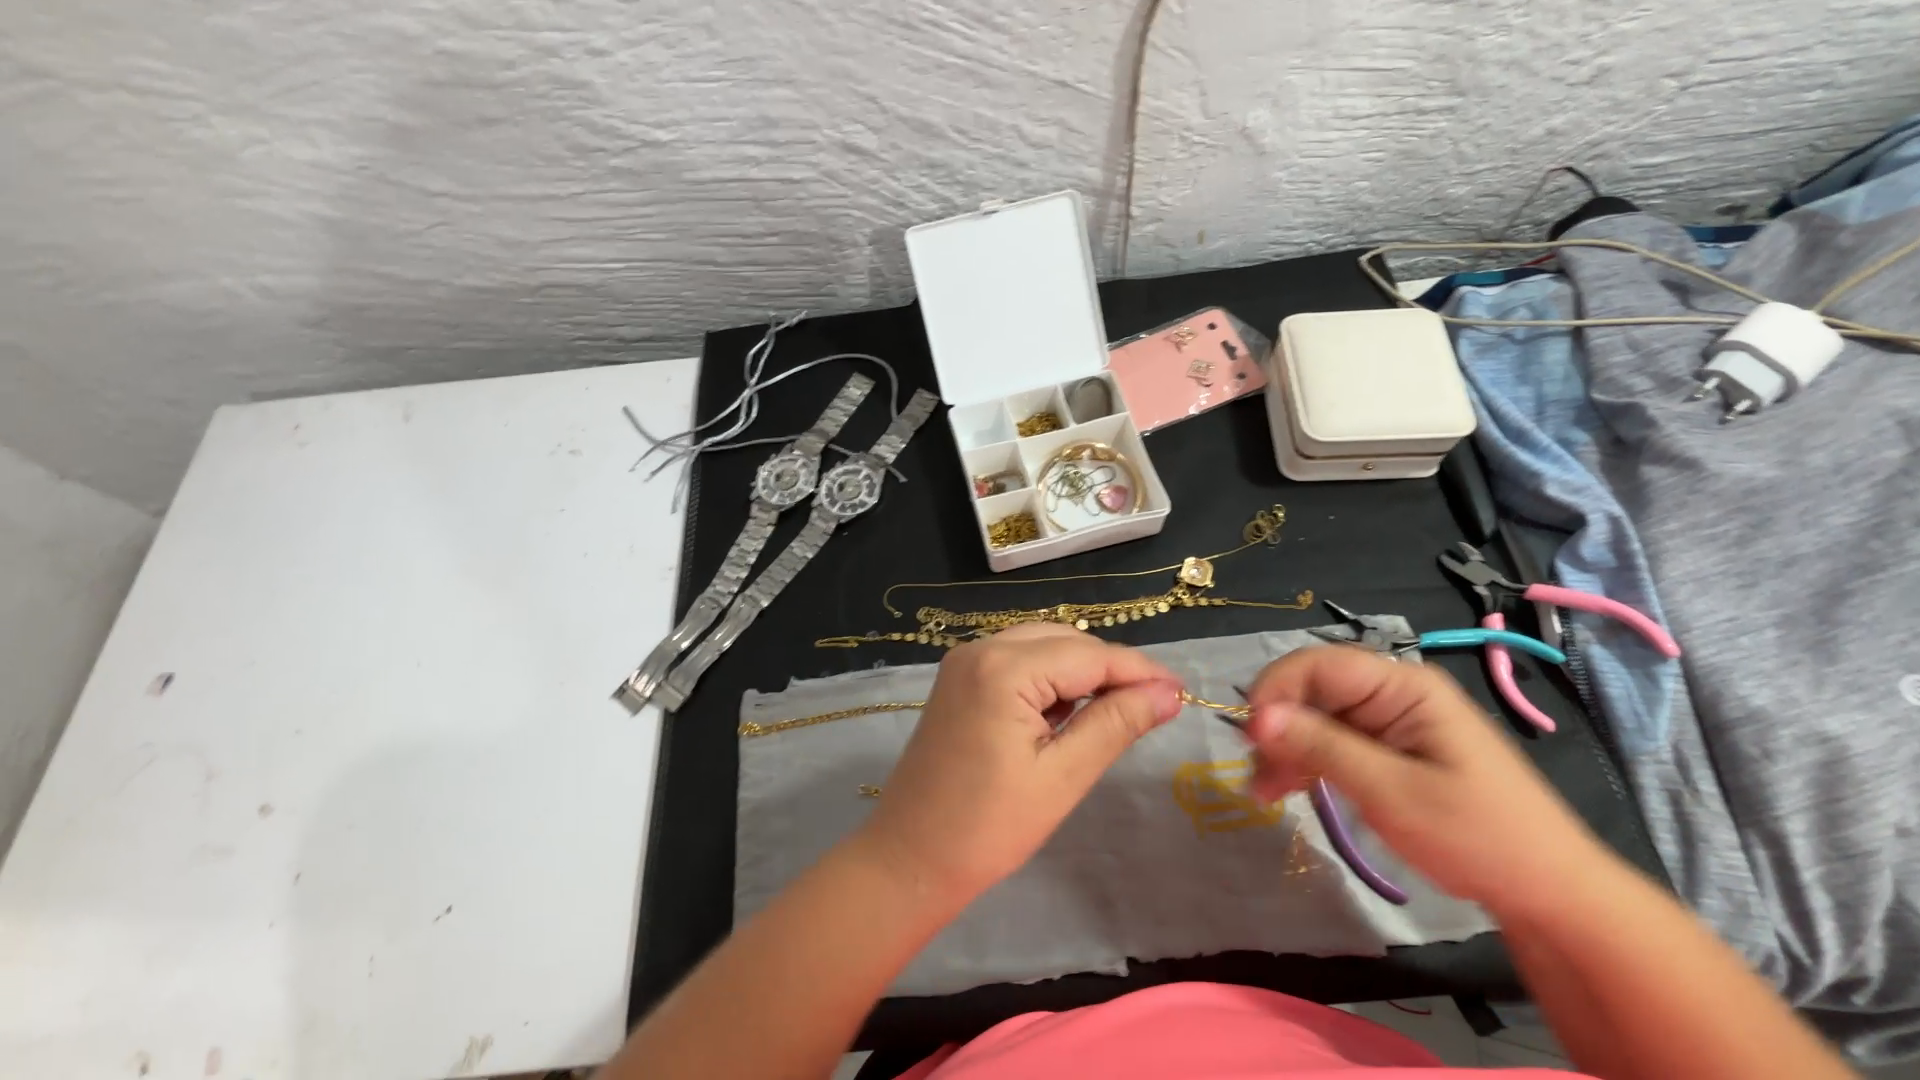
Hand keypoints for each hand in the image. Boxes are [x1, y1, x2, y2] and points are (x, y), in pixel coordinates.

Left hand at [852, 624, 1183, 906]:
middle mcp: (980, 649)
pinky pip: (1018, 664)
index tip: (1183, 692)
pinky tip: (1065, 716)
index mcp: (1003, 668)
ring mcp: (964, 663)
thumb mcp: (1063, 776)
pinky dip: (1049, 682)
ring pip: (1043, 649)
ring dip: (1081, 674)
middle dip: (1111, 670)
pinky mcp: (958, 682)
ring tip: (1114, 715)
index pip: (1090, 655)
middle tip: (1153, 709)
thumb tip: (1169, 692)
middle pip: (1066, 642)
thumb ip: (1116, 724)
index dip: (1140, 671)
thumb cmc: (989, 827)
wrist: (910, 859)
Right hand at [1241, 645, 1613, 920]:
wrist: (1547, 891)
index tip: (1250, 738)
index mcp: (1404, 688)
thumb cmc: (1476, 836)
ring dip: (1285, 749)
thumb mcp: (1391, 793)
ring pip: (1315, 718)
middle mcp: (1395, 695)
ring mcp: (1392, 724)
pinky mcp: (1389, 752)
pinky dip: (1305, 763)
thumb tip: (1256, 716)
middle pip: (1313, 690)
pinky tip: (1285, 790)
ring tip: (1262, 793)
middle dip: (1277, 726)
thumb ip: (1322, 748)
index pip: (1319, 664)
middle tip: (1256, 776)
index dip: (1276, 691)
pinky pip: (1332, 743)